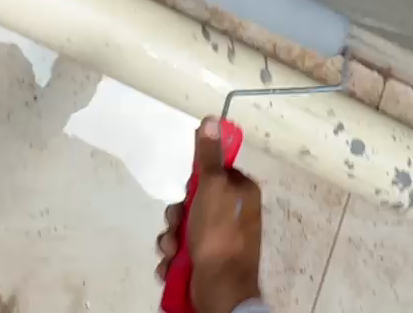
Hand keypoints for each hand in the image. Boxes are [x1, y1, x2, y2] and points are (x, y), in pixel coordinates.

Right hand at [155, 118, 262, 312]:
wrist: (220, 292)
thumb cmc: (219, 234)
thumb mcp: (212, 187)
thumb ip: (209, 156)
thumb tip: (212, 119)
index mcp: (241, 192)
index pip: (213, 172)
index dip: (196, 180)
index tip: (190, 189)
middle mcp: (233, 213)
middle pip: (193, 200)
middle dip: (177, 214)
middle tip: (177, 224)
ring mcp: (220, 239)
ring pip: (183, 226)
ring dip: (171, 237)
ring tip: (173, 250)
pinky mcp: (206, 261)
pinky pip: (181, 249)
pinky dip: (173, 257)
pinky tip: (172, 263)